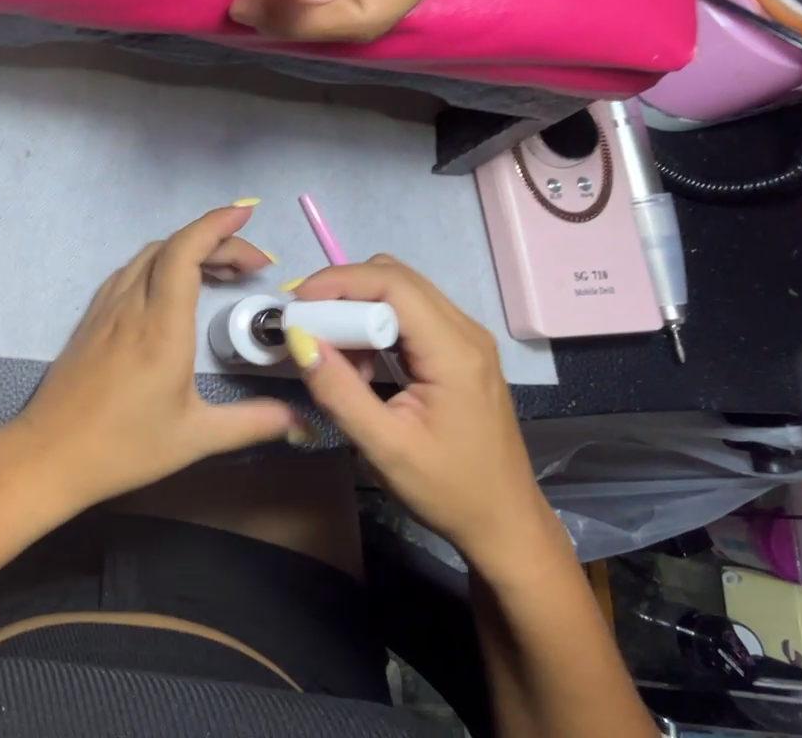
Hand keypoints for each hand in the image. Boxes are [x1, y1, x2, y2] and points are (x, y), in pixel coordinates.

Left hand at [6, 205, 304, 508]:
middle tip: (252, 264)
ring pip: (146, 258)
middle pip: (170, 248)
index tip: (246, 214)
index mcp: (160, 327)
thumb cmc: (123, 447)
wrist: (49, 454)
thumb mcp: (195, 438)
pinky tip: (173, 292)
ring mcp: (104, 310)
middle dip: (214, 241)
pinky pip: (127, 275)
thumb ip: (253, 422)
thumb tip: (303, 421)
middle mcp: (130, 307)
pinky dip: (159, 266)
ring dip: (185, 252)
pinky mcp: (90, 321)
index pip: (184, 253)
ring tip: (220, 273)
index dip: (215, 225)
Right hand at [287, 256, 552, 563]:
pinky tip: (359, 364)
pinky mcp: (458, 352)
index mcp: (454, 351)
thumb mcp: (385, 447)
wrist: (504, 523)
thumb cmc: (449, 490)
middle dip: (343, 290)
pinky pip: (408, 316)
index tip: (296, 303)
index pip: (392, 284)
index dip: (339, 282)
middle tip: (304, 322)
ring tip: (329, 349)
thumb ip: (339, 392)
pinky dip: (373, 325)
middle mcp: (465, 332)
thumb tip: (299, 341)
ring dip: (357, 308)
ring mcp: (465, 340)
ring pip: (401, 292)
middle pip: (396, 278)